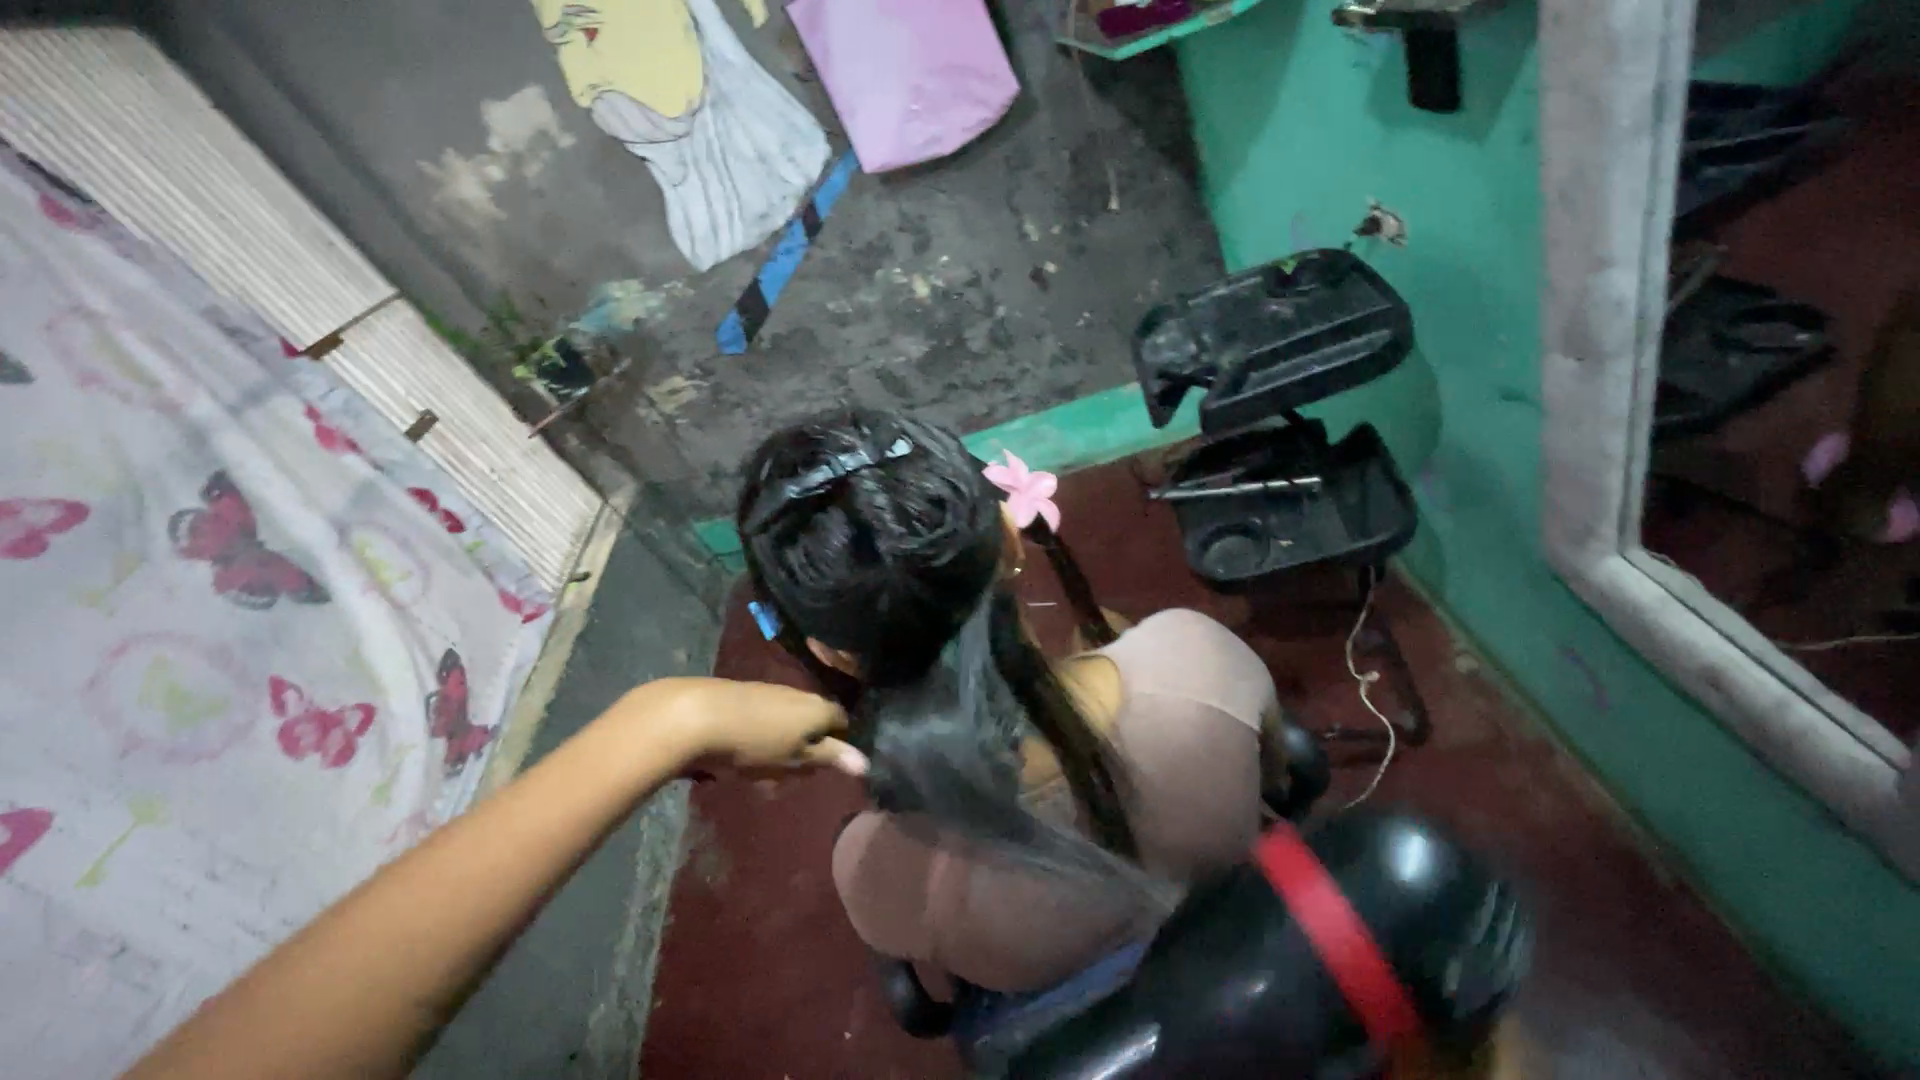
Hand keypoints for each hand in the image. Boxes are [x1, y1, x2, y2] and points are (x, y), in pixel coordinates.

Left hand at [633, 677, 867, 776]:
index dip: (840, 743)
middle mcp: (799, 692)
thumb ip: (831, 757)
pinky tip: (741, 753)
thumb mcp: (797, 758)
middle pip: (814, 720)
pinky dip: (760, 735)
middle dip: (808, 745)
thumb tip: (866, 763)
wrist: (698, 716)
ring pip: (787, 719)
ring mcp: (770, 690)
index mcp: (818, 706)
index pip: (843, 721)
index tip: (827, 765)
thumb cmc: (756, 742)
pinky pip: (763, 718)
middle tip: (794, 773)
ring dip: (782, 741)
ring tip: (764, 769)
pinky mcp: (743, 694)